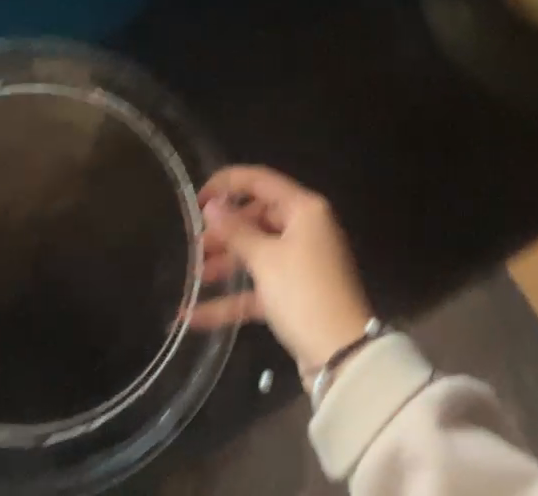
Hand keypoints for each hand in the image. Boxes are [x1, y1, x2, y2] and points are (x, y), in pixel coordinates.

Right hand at [190, 166, 375, 380]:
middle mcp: (305, 229)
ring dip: (226, 263)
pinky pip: (259, 286)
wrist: (343, 356)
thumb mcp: (266, 259)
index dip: (226, 184)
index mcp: (304, 210)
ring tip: (194, 275)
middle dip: (224, 232)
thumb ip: (236, 230)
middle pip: (256, 218)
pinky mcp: (294, 294)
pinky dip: (233, 297)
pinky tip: (196, 314)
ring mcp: (300, 263)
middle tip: (195, 245)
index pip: (260, 181)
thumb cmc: (304, 294)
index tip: (196, 198)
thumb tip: (211, 205)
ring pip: (256, 252)